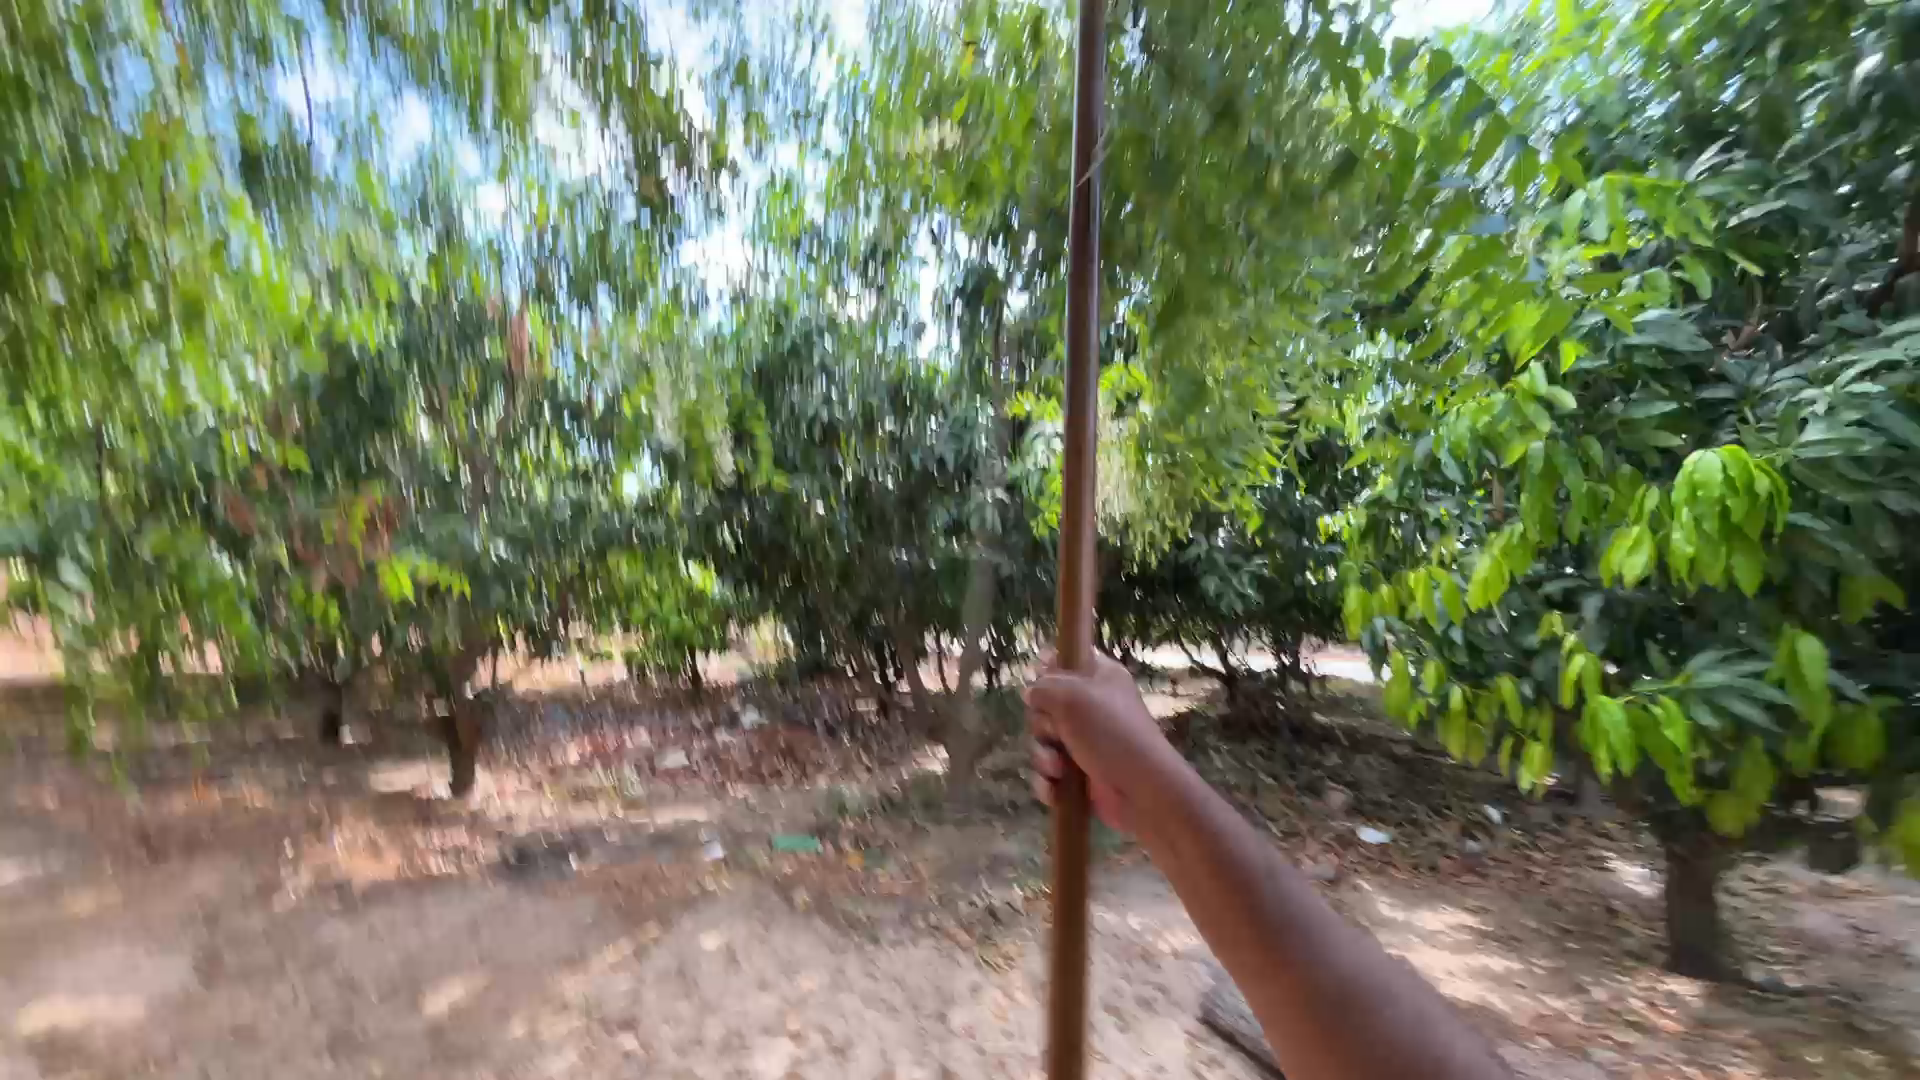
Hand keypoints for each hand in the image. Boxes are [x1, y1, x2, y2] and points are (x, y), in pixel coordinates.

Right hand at [1025, 652, 1180, 833]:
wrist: (1142, 790)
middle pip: (1046, 705)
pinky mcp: (1081, 775)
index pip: (1069, 660)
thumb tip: (1030, 693)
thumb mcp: (1072, 696)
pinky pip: (1050, 772)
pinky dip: (1049, 781)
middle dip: (1042, 724)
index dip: (1049, 669)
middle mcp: (1092, 707)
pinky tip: (1056, 787)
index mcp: (1099, 677)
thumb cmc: (1110, 732)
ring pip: (1044, 741)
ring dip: (1044, 756)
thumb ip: (1043, 687)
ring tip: (1059, 768)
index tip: (1038, 680)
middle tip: (1056, 732)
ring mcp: (1086, 742)